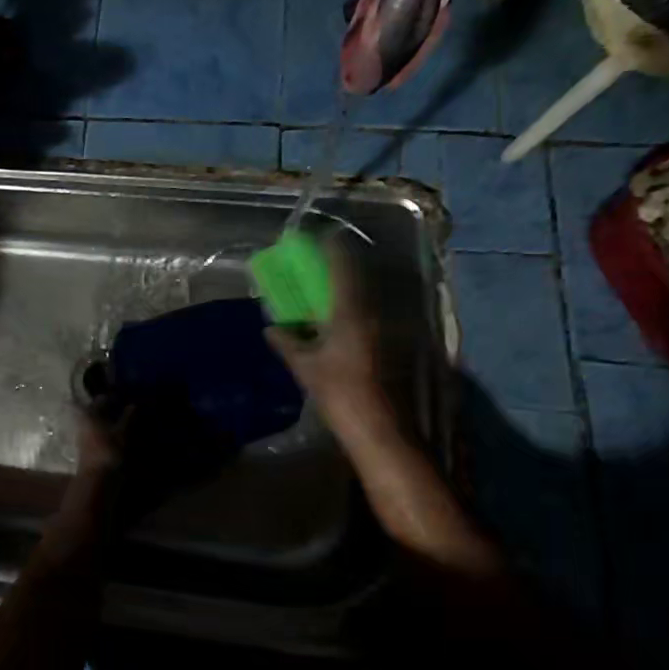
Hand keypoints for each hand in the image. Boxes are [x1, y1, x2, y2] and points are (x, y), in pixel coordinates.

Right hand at [265, 242, 384, 421]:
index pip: (343, 264)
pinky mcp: (396, 343)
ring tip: (326, 293)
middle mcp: (375, 311)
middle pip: (358, 276)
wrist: (382, 431)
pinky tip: (342, 322)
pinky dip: (357, 309)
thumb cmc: (340, 395)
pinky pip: (373, 314)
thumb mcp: (306, 368)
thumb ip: (288, 343)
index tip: (317, 239)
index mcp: (351, 310)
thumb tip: (272, 329)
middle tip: (317, 267)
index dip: (330, 247)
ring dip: (348, 288)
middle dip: (337, 267)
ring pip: (367, 295)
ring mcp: (390, 327)